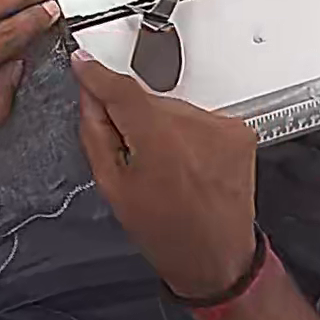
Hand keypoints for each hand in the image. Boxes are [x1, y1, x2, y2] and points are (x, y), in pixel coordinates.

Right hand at [72, 51, 257, 298]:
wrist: (216, 257)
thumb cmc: (166, 232)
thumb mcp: (111, 185)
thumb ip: (95, 131)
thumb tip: (89, 96)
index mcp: (159, 142)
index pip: (121, 89)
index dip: (96, 74)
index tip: (82, 62)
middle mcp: (195, 128)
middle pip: (145, 98)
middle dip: (130, 115)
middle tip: (129, 150)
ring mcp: (221, 128)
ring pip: (170, 106)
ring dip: (159, 124)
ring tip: (164, 165)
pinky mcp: (237, 131)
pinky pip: (195, 116)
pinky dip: (184, 131)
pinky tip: (185, 162)